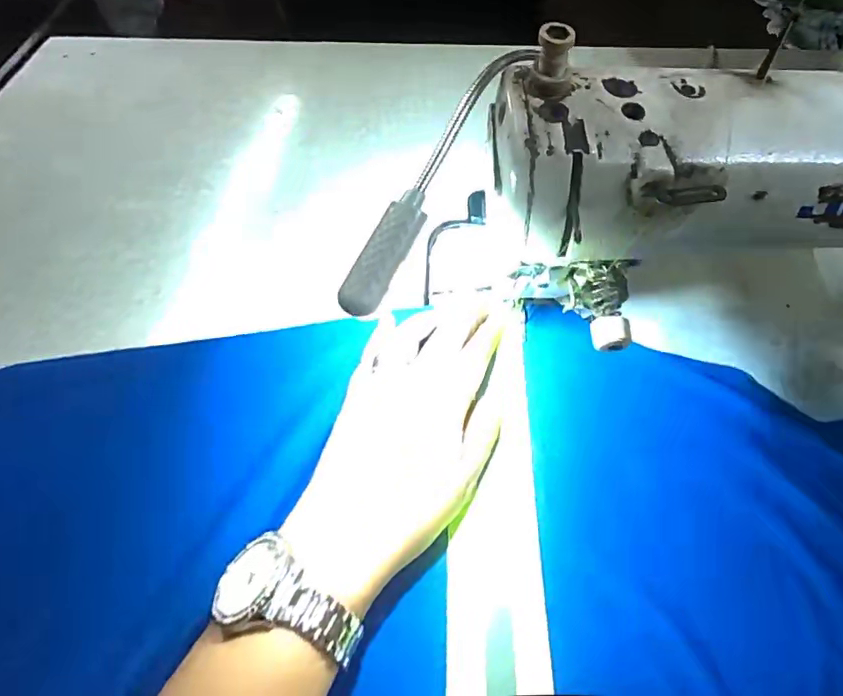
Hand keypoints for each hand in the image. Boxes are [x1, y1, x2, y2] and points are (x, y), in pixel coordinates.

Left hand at [278, 304, 506, 613]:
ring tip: (446, 310)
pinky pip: (368, 356)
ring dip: (430, 317)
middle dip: (466, 313)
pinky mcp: (353, 400)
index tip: (504, 316)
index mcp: (445, 402)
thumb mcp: (463, 479)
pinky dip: (379, 336)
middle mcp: (414, 384)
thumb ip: (485, 429)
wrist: (338, 541)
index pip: (475, 353)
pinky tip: (386, 324)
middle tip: (482, 302)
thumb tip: (500, 390)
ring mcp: (379, 389)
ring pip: (407, 336)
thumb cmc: (409, 514)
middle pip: (444, 334)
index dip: (492, 331)